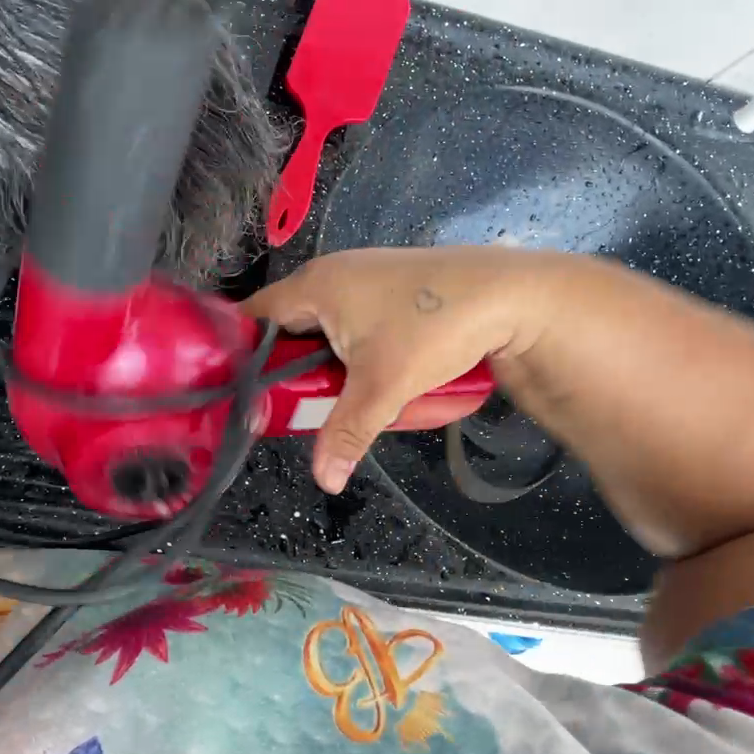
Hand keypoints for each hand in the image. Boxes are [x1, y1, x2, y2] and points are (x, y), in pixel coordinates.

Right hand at [241, 247, 562, 493]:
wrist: (516, 294)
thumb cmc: (435, 328)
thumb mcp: (384, 387)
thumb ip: (346, 433)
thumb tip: (324, 481)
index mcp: (313, 285)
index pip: (252, 317)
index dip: (237, 353)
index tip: (238, 391)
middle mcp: (331, 272)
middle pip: (284, 323)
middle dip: (282, 364)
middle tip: (284, 403)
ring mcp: (363, 274)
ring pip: (319, 322)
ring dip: (318, 357)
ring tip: (324, 393)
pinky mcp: (389, 284)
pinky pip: (348, 317)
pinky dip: (345, 345)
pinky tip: (362, 370)